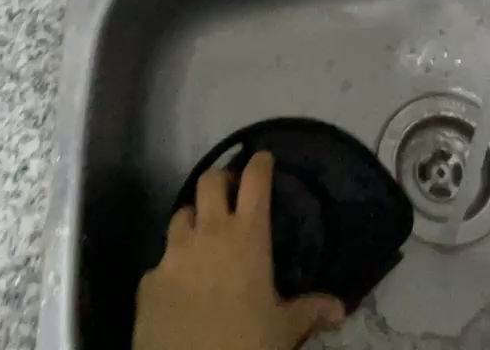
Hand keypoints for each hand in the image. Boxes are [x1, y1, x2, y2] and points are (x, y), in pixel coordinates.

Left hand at [135, 151, 346, 349]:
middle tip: (230, 191)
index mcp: (247, 236)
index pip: (254, 181)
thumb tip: (341, 307)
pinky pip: (161, 262)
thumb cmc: (246, 344)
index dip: (259, 163)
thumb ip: (310, 310)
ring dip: (193, 219)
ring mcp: (174, 254)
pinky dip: (171, 268)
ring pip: (180, 215)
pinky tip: (180, 287)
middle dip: (220, 179)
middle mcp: (209, 233)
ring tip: (201, 236)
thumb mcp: (284, 330)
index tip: (262, 158)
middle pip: (209, 180)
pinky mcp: (148, 280)